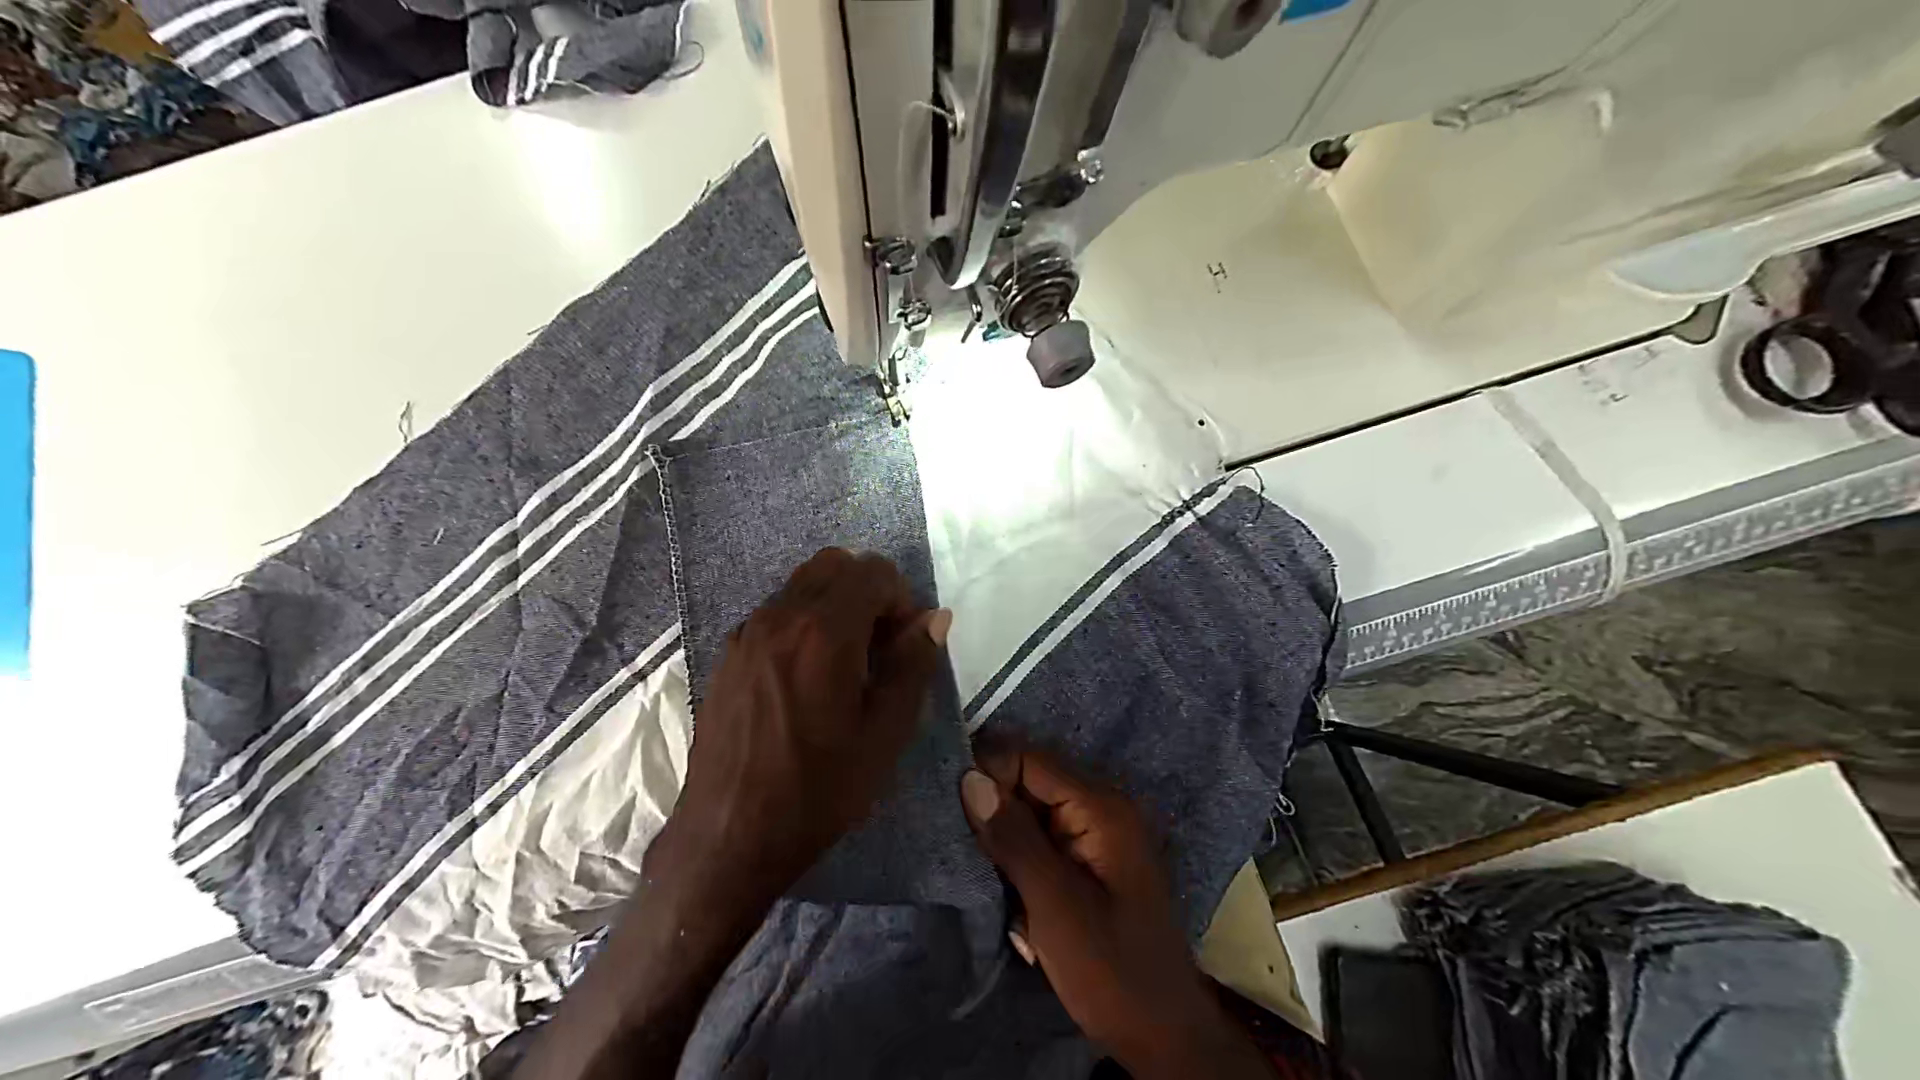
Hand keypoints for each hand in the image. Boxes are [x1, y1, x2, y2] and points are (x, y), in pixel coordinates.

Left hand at [666, 548, 951, 904]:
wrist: (728, 837)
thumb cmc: (818, 790)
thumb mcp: (885, 733)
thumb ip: (912, 664)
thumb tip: (934, 617)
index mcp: (823, 632)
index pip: (872, 571)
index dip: (901, 597)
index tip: (906, 642)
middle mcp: (780, 617)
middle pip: (834, 564)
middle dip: (868, 590)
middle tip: (880, 643)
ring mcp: (747, 633)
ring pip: (801, 585)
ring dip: (834, 603)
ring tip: (846, 662)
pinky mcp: (728, 654)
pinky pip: (776, 613)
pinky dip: (803, 621)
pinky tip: (807, 677)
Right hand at [959, 747, 1272, 1079]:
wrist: (1163, 1037)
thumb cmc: (1112, 971)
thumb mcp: (1056, 907)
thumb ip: (1014, 839)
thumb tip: (970, 779)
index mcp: (1101, 808)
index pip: (1030, 759)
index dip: (988, 774)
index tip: (950, 808)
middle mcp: (1101, 807)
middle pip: (1029, 779)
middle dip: (991, 803)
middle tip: (955, 839)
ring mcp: (1095, 833)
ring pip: (1029, 807)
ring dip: (1000, 831)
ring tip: (973, 862)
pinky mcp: (1086, 859)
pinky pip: (1039, 835)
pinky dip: (1015, 851)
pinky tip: (999, 880)